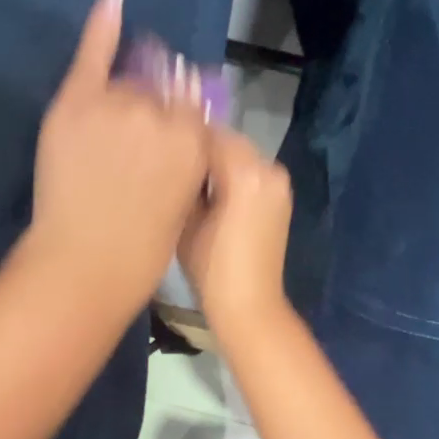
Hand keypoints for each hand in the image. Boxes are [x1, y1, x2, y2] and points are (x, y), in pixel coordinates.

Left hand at [22, 0, 210, 312]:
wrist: (87, 263)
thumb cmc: (144, 249)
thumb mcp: (184, 203)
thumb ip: (189, 158)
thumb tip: (187, 123)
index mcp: (195, 142)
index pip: (191, 112)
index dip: (179, 126)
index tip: (167, 146)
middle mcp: (160, 113)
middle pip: (161, 95)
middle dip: (153, 114)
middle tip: (135, 156)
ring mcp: (115, 105)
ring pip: (128, 85)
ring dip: (126, 100)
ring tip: (112, 143)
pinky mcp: (75, 104)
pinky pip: (93, 55)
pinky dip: (103, 24)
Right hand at [178, 127, 293, 327]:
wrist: (250, 304)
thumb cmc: (211, 268)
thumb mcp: (187, 219)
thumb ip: (186, 179)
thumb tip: (177, 156)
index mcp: (245, 172)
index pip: (207, 134)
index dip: (180, 136)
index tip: (158, 142)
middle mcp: (268, 169)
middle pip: (227, 141)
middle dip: (201, 147)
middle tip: (170, 158)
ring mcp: (279, 183)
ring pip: (240, 155)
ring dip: (217, 160)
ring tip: (188, 176)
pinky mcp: (281, 197)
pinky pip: (251, 172)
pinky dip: (232, 174)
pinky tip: (211, 191)